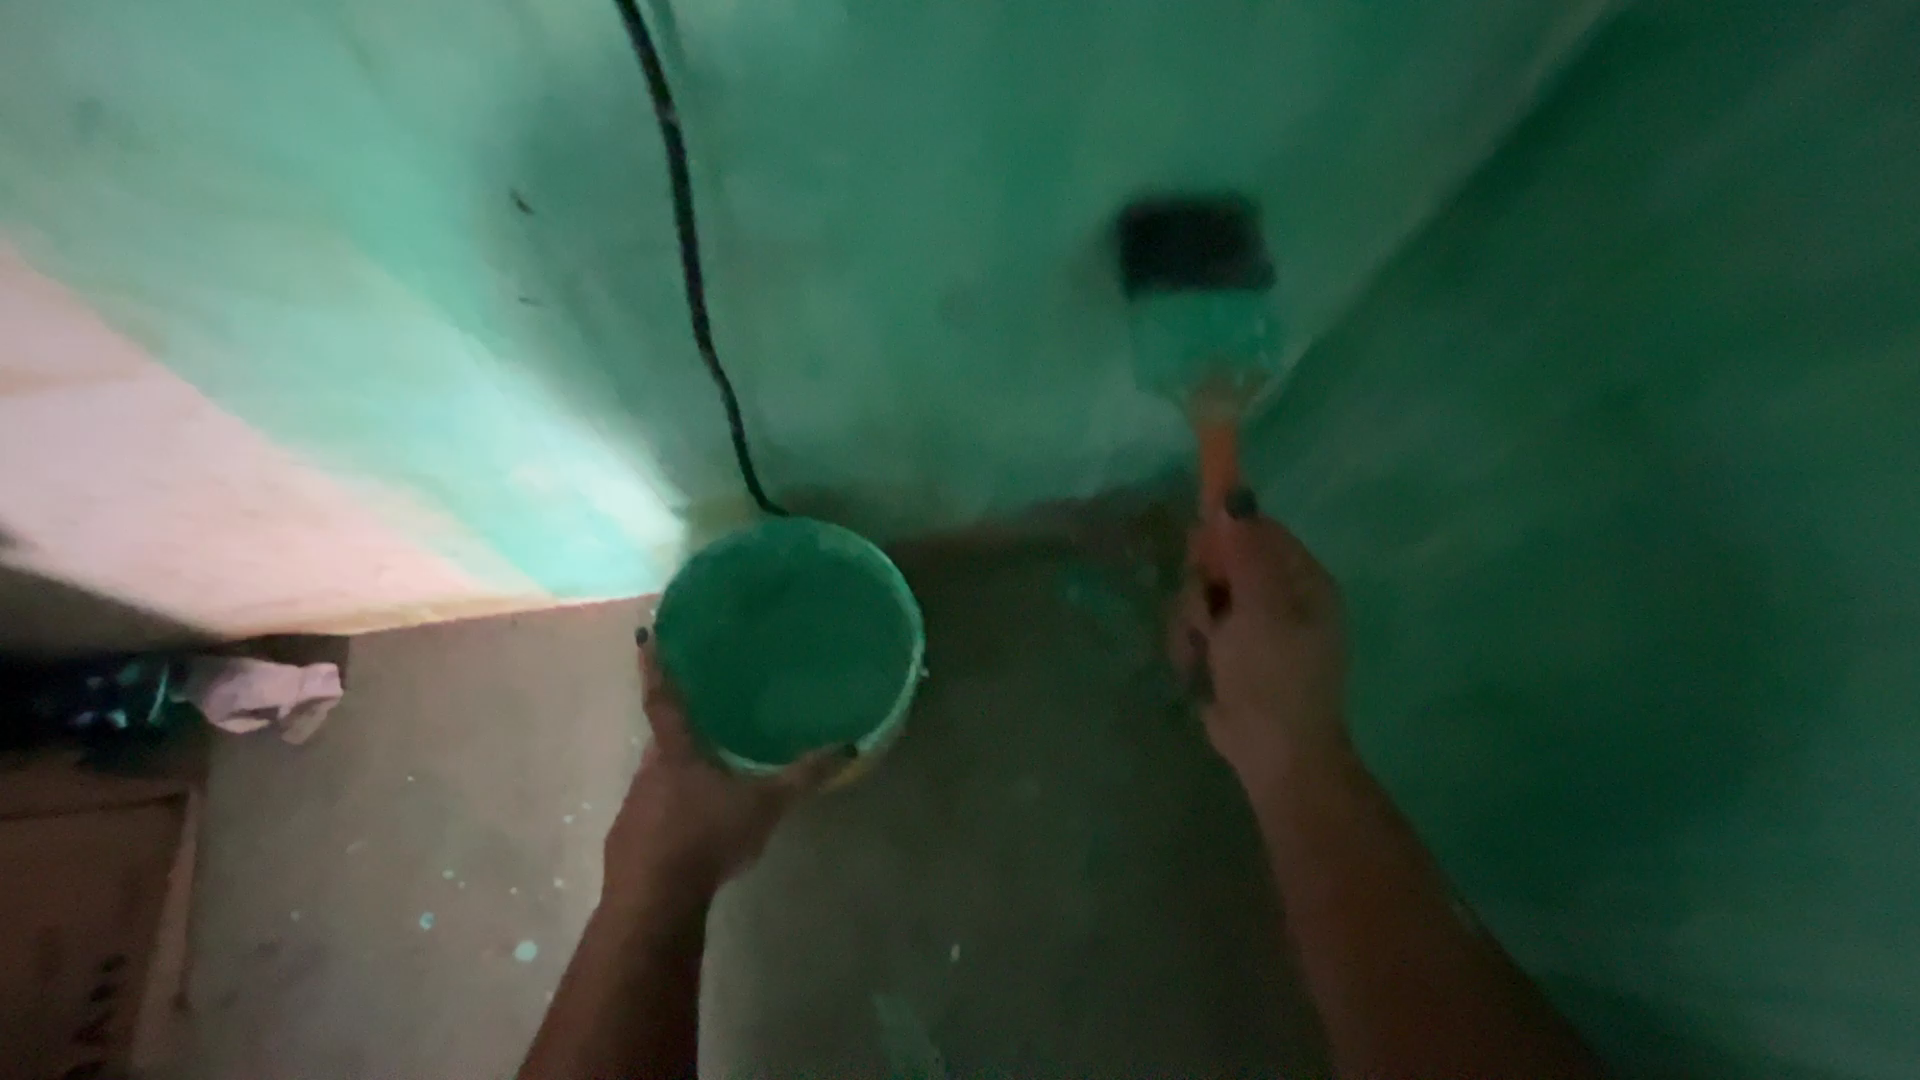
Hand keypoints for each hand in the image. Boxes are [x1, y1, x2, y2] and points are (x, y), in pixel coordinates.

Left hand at [602, 635, 841, 905]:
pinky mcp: (627, 842)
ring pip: (658, 778)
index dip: (656, 666)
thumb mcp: (766, 805)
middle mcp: (648, 772)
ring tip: (708, 777)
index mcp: (677, 753)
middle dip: (679, 728)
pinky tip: (693, 827)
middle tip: (703, 718)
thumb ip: (804, 775)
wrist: (653, 904)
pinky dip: (672, 810)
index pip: (664, 698)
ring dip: (679, 773)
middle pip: (662, 739)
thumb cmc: (708, 837)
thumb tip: (850, 745)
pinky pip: (653, 813)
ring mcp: (633, 808)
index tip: (646, 635)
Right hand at [1171, 493, 1349, 796]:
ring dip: (1193, 620)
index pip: (1258, 532)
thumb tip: (1234, 497)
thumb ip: (1244, 552)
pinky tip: (1197, 665)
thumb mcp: (1259, 607)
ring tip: (1204, 650)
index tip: (1202, 559)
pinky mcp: (1230, 652)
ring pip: (1203, 596)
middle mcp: (1280, 596)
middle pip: (1223, 562)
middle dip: (1204, 587)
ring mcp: (1254, 626)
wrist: (1272, 749)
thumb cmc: (1273, 674)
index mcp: (1302, 580)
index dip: (1225, 537)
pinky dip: (1191, 644)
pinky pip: (1198, 626)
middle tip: (1209, 615)